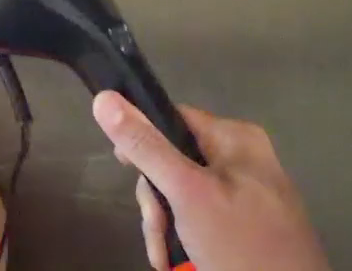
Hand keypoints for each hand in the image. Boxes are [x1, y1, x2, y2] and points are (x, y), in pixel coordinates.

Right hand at [94, 92, 332, 270]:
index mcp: (235, 139)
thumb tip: (103, 96)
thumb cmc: (244, 249)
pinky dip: (185, 239)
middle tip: (156, 233)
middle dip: (157, 201)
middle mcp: (242, 160)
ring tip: (166, 260)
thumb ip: (145, 146)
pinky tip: (178, 264)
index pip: (170, 118)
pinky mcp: (248, 230)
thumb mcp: (186, 193)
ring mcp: (247, 196)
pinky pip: (202, 219)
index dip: (140, 139)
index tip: (123, 168)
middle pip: (174, 161)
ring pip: (184, 194)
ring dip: (166, 225)